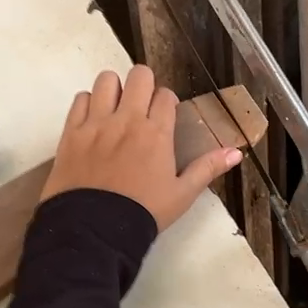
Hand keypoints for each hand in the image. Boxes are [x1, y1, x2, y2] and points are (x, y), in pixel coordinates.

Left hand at [42, 66, 242, 230]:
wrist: (96, 230)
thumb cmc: (143, 213)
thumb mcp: (181, 195)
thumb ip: (207, 168)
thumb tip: (235, 152)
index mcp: (156, 133)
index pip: (165, 95)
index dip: (166, 102)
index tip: (163, 116)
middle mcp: (127, 120)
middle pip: (139, 76)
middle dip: (143, 85)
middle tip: (140, 104)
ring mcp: (96, 124)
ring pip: (106, 80)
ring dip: (113, 89)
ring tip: (115, 107)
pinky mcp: (71, 132)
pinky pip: (80, 99)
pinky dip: (88, 103)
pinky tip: (92, 119)